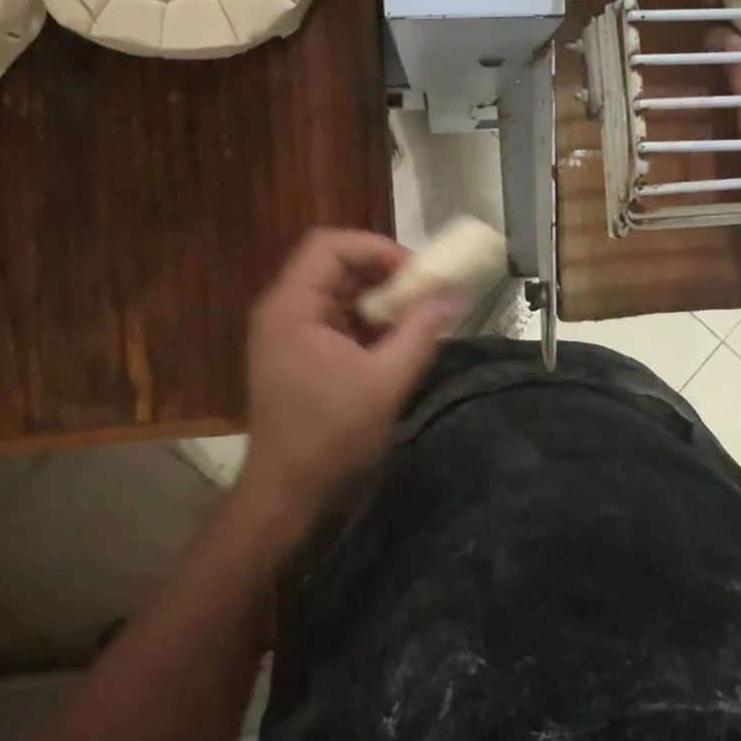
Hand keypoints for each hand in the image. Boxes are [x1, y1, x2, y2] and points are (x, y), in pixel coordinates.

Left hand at [238, 229, 462, 523]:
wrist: (287, 495)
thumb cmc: (330, 437)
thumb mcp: (386, 382)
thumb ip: (422, 332)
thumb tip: (456, 295)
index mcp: (291, 307)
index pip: (330, 246)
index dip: (378, 248)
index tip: (417, 273)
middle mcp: (284, 311)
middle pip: (336, 266)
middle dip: (386, 273)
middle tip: (426, 293)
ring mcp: (290, 335)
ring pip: (340, 294)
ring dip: (382, 300)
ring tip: (420, 317)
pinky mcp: (301, 356)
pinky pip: (339, 321)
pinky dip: (371, 324)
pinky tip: (400, 342)